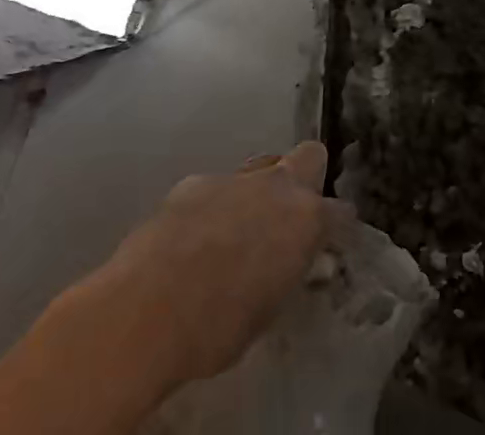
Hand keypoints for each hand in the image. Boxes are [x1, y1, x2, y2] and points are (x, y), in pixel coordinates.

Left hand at [62, 141, 340, 391]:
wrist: (143, 316)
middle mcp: (279, 188)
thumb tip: (283, 268)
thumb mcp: (268, 309)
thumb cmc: (216, 329)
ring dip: (254, 191)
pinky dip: (208, 207)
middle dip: (305, 176)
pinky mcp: (192, 183)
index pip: (341, 212)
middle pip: (310, 156)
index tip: (325, 242)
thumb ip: (284, 275)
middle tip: (285, 213)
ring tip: (232, 228)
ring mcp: (235, 180)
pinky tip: (188, 238)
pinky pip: (213, 188)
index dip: (335, 227)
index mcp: (307, 221)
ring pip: (258, 168)